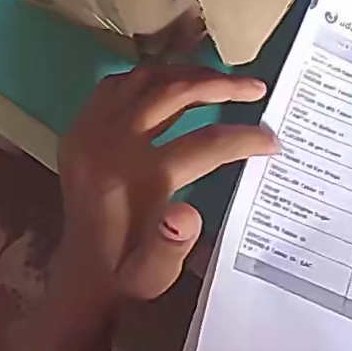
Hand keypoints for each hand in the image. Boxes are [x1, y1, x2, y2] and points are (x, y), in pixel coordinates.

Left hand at [53, 65, 278, 305]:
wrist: (79, 272)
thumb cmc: (126, 274)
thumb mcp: (153, 275)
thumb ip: (170, 247)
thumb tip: (187, 213)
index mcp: (132, 179)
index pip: (202, 144)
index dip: (243, 138)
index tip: (272, 140)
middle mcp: (108, 144)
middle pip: (173, 94)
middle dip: (221, 86)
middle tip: (255, 88)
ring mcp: (89, 129)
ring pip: (146, 79)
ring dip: (188, 75)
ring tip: (221, 82)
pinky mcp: (80, 126)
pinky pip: (119, 83)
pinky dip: (152, 78)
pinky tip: (173, 87)